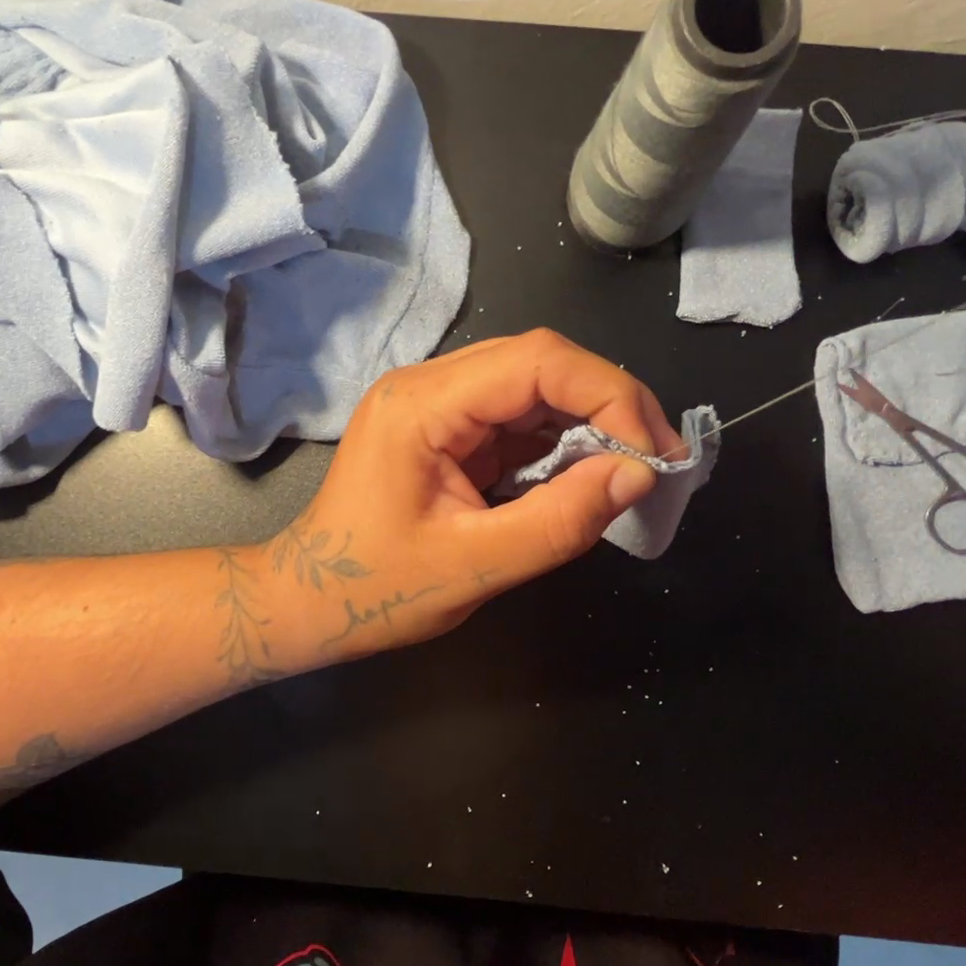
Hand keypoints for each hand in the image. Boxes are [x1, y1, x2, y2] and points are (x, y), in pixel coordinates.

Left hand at [265, 329, 686, 662]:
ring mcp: (434, 406)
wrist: (309, 603)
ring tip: (631, 471)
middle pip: (538, 363)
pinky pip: (515, 421)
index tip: (654, 452)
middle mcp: (427, 387)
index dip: (610, 395)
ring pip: (532, 389)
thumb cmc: (374, 591)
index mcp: (421, 405)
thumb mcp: (472, 566)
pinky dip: (558, 446)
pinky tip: (585, 477)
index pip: (536, 362)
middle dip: (608, 404)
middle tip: (656, 460)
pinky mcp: (445, 432)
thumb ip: (557, 521)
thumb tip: (636, 475)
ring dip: (587, 424)